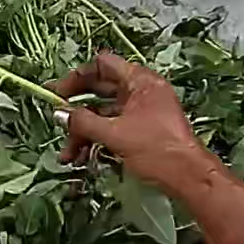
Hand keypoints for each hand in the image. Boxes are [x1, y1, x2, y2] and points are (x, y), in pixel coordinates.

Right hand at [49, 52, 218, 192]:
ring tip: (68, 156)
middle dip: (76, 109)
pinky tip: (82, 159)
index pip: (103, 65)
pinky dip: (97, 141)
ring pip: (104, 115)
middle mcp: (141, 92)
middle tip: (55, 120)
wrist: (188, 178)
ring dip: (83, 133)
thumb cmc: (155, 149)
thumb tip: (58, 114)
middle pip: (100, 91)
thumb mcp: (115, 134)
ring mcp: (142, 112)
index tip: (58, 94)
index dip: (77, 77)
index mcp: (140, 82)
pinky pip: (113, 129)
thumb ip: (83, 122)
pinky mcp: (142, 131)